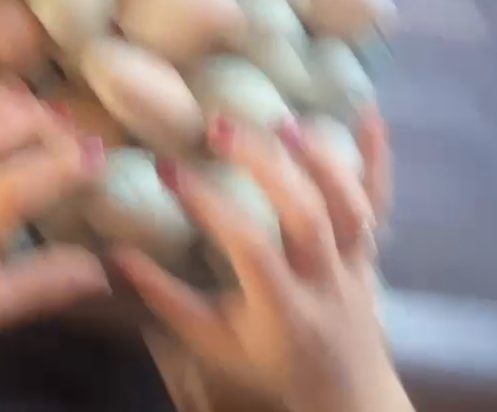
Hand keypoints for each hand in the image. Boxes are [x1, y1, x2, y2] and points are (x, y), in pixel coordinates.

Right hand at [115, 112, 405, 411]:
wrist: (348, 395)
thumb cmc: (268, 363)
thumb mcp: (211, 342)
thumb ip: (165, 298)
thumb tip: (115, 253)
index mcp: (283, 308)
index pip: (248, 248)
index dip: (208, 205)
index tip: (165, 167)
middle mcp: (326, 282)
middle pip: (307, 217)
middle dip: (266, 167)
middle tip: (220, 126)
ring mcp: (356, 264)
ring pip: (350, 208)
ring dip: (319, 159)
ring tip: (280, 121)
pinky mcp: (371, 250)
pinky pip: (382, 203)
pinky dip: (378, 158)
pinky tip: (369, 113)